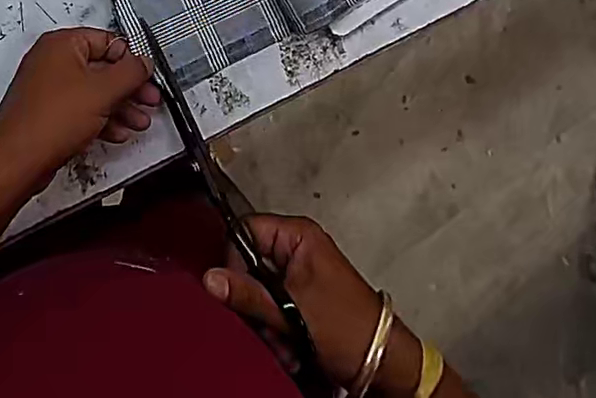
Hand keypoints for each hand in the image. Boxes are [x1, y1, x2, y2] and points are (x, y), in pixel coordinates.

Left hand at [0, 27, 160, 194]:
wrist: (17, 163)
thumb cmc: (49, 122)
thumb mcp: (103, 91)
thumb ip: (130, 73)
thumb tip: (143, 62)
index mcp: (61, 44)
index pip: (108, 40)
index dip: (131, 59)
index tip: (147, 75)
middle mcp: (51, 60)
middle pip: (102, 67)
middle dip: (129, 87)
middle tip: (148, 99)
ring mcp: (46, 87)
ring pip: (93, 91)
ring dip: (119, 106)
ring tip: (138, 121)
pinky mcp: (46, 112)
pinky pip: (80, 108)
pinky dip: (101, 118)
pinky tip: (117, 132)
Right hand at [204, 214, 423, 394]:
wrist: (384, 364)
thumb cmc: (350, 328)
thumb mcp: (291, 311)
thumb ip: (248, 293)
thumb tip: (211, 278)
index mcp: (297, 235)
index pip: (245, 231)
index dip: (235, 260)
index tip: (236, 290)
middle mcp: (298, 249)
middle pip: (251, 265)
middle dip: (255, 303)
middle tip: (268, 325)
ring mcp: (301, 274)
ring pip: (261, 291)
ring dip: (267, 323)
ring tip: (285, 343)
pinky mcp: (303, 299)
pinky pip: (275, 307)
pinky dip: (278, 331)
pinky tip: (291, 348)